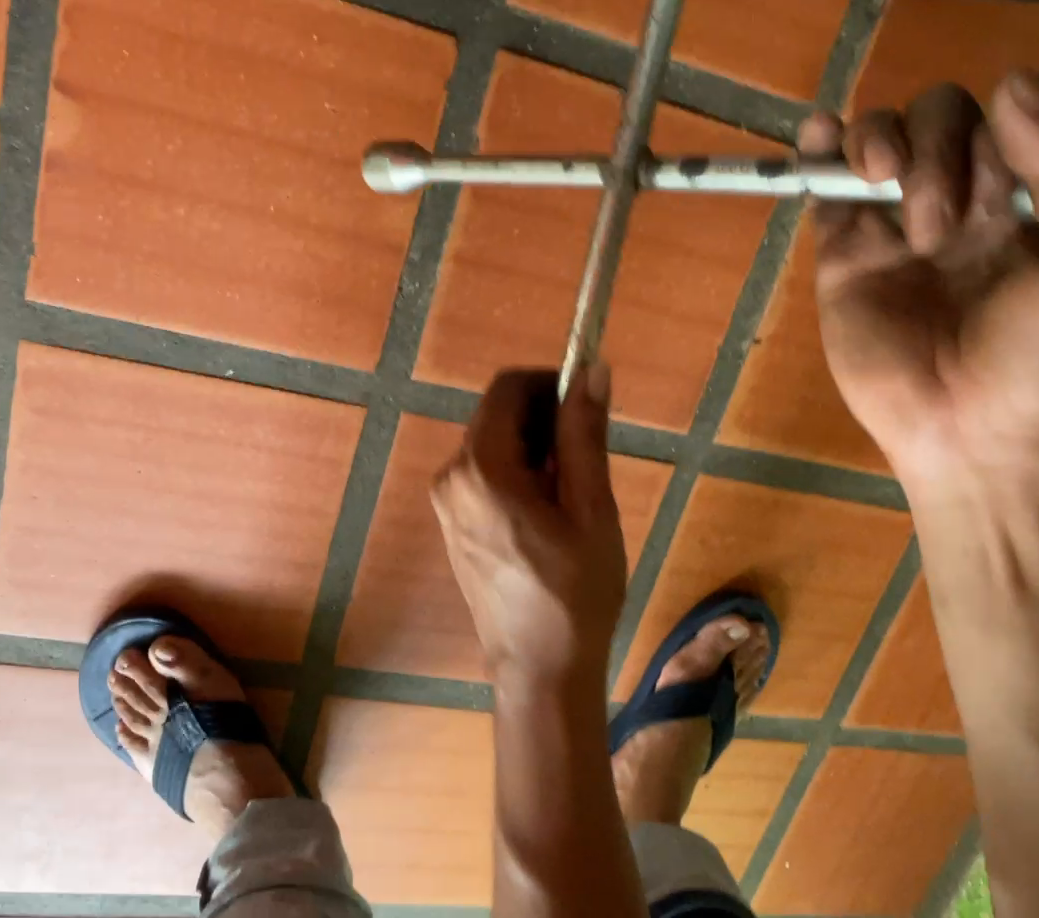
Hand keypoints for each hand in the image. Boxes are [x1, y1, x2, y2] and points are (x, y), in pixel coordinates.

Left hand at [432, 366, 627, 686]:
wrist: (539, 669)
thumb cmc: (575, 591)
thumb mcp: (591, 508)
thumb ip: (585, 434)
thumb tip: (592, 369)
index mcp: (481, 468)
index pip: (508, 388)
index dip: (550, 382)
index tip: (587, 403)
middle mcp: (451, 477)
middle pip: (498, 415)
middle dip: (545, 419)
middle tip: (588, 456)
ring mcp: (446, 503)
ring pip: (493, 445)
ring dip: (534, 448)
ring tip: (573, 492)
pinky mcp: (451, 524)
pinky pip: (484, 476)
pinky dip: (517, 473)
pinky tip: (549, 513)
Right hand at [802, 71, 1038, 481]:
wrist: (977, 442)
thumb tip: (1013, 82)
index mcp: (1037, 196)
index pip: (1016, 112)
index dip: (1001, 126)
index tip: (995, 188)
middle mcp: (967, 199)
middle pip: (941, 115)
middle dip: (936, 152)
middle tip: (938, 232)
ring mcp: (898, 226)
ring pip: (882, 135)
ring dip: (880, 143)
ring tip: (884, 191)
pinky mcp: (843, 254)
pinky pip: (825, 185)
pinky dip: (819, 148)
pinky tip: (821, 138)